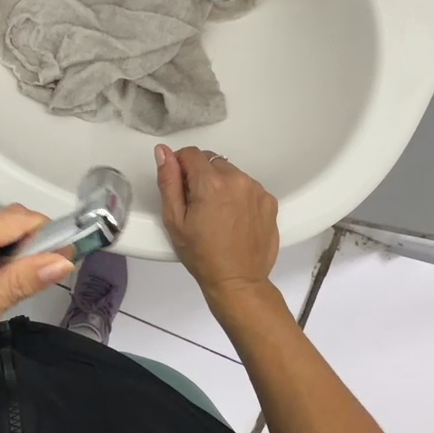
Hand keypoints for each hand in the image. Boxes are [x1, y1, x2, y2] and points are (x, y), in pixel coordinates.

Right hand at [156, 144, 279, 308]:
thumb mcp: (174, 220)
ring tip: (217, 213)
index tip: (180, 186)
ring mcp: (257, 190)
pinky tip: (233, 217)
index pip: (191, 153)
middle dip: (201, 175)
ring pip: (230, 172)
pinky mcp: (269, 201)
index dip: (180, 165)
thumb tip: (164, 151)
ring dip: (221, 184)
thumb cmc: (201, 254)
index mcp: (211, 184)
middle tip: (197, 204)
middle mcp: (237, 180)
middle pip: (212, 161)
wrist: (238, 280)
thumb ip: (168, 181)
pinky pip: (248, 186)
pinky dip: (238, 194)